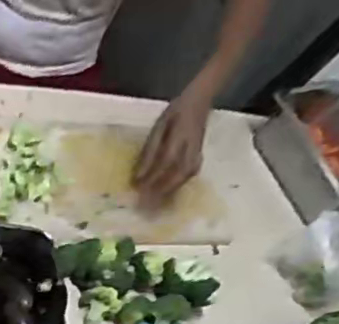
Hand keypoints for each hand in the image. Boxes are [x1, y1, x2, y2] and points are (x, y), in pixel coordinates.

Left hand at [133, 91, 208, 207]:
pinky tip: (166, 198)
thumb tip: (138, 176)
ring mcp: (197, 153)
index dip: (152, 177)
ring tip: (153, 207)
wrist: (201, 100)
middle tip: (144, 207)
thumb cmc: (176, 112)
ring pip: (183, 179)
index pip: (165, 161)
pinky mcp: (198, 158)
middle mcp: (191, 147)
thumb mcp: (159, 126)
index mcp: (180, 135)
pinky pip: (187, 177)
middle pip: (177, 175)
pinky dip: (176, 189)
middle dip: (160, 192)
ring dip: (168, 194)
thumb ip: (149, 150)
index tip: (138, 190)